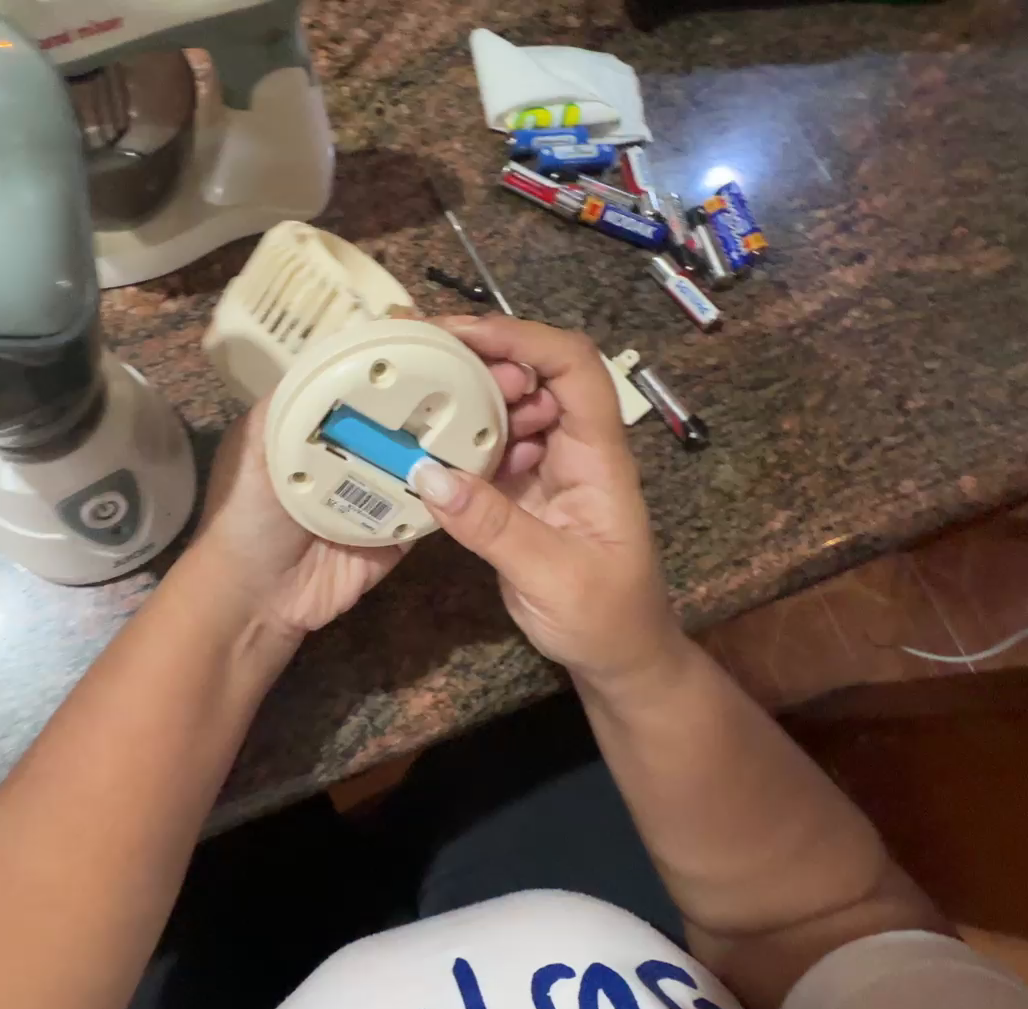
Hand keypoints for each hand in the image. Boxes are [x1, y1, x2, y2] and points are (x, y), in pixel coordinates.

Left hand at [190, 343, 560, 635]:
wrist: (259, 599)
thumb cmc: (247, 516)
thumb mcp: (256, 444)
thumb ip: (292, 397)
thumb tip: (342, 340)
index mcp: (329, 415)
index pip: (382, 369)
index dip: (422, 348)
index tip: (465, 336)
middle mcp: (365, 442)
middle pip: (422, 406)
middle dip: (468, 384)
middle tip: (511, 374)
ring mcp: (390, 483)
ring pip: (442, 448)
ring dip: (483, 426)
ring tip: (522, 405)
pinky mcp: (409, 525)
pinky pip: (447, 498)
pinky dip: (478, 479)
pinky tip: (514, 453)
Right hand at [408, 316, 683, 683]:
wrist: (617, 653)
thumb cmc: (606, 616)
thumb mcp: (553, 576)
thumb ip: (492, 527)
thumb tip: (426, 476)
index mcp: (598, 457)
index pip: (574, 369)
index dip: (523, 340)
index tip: (462, 336)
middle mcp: (572, 450)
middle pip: (534, 377)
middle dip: (481, 357)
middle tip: (418, 356)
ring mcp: (544, 470)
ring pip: (506, 412)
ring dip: (464, 398)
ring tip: (411, 394)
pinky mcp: (517, 495)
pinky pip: (484, 453)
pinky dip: (454, 443)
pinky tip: (419, 447)